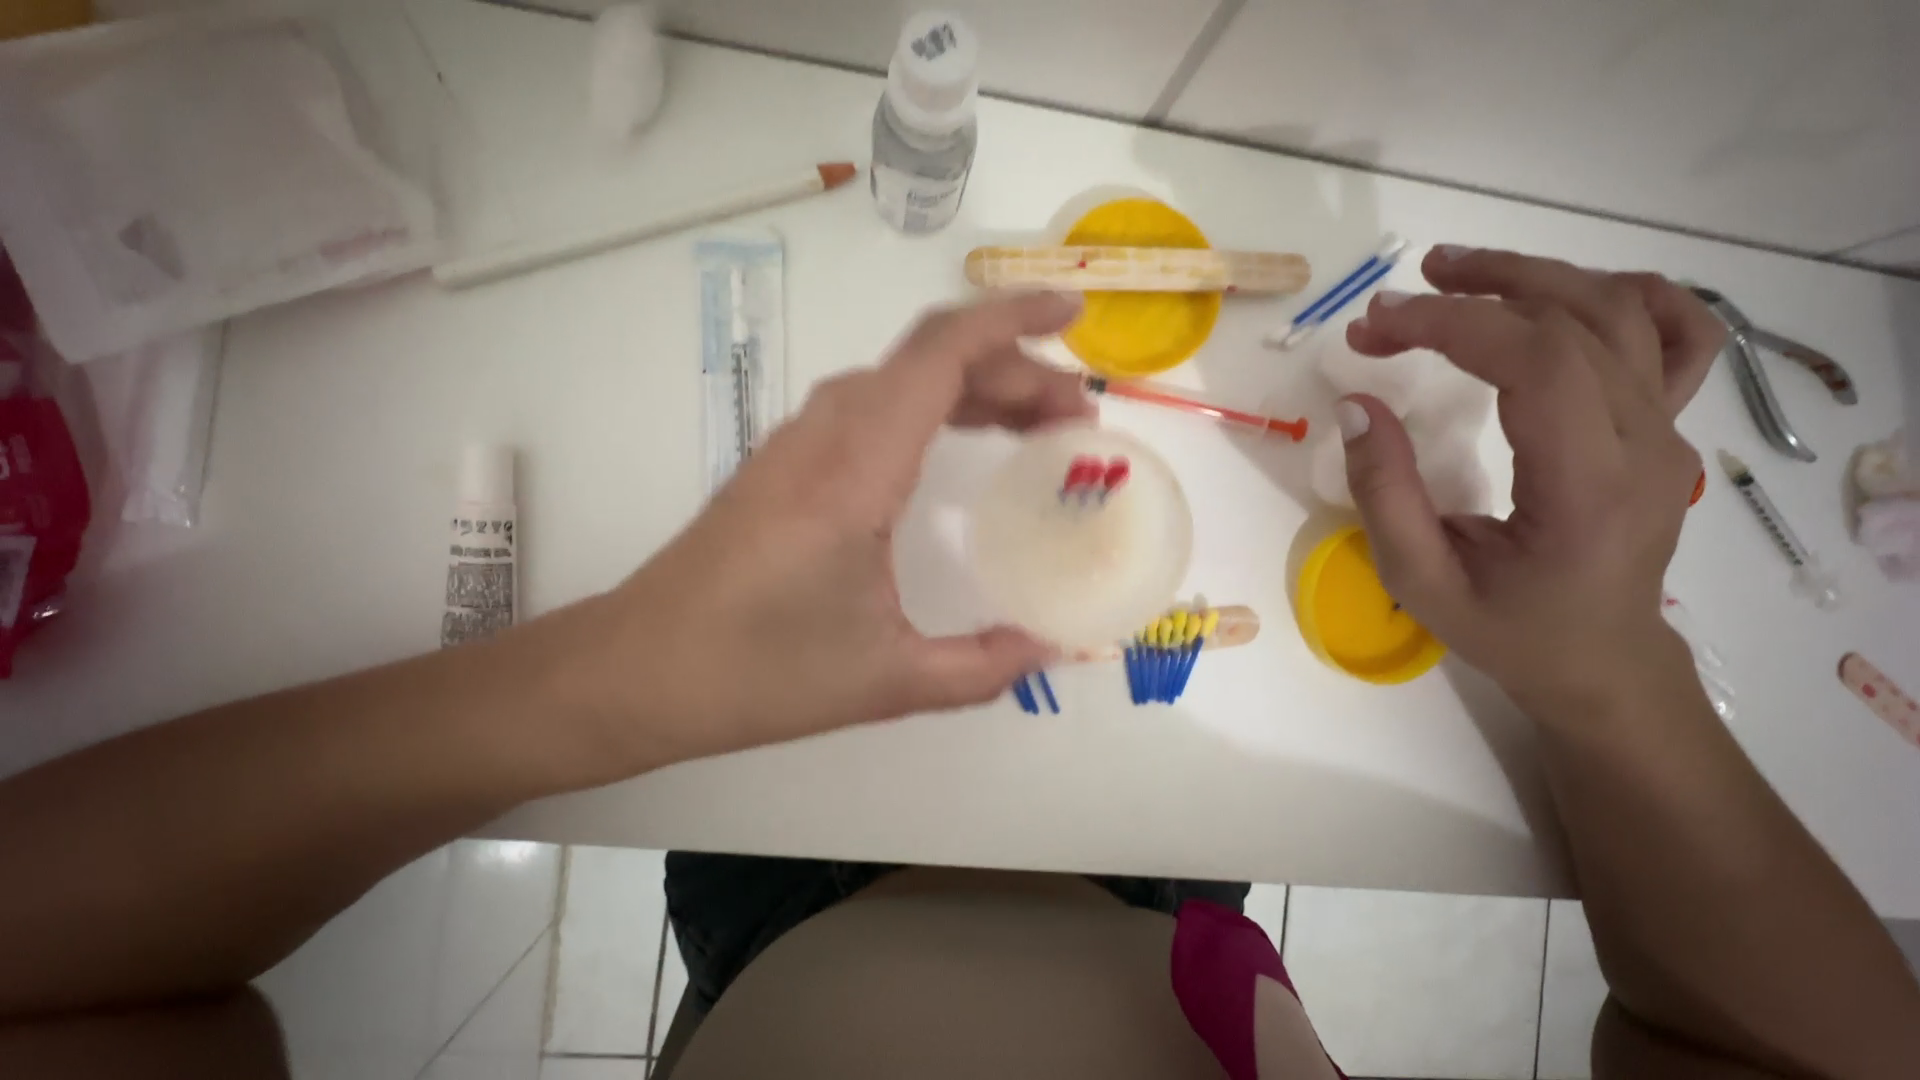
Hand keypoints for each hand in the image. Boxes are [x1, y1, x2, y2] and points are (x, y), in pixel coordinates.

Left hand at [551, 293, 1089, 777]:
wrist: (638, 669)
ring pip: (900, 378)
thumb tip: (1055, 649)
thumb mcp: (887, 681)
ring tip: (1034, 429)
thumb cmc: (757, 672)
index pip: (942, 354)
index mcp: (855, 471)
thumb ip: (983, 667)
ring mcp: (798, 442)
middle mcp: (825, 435)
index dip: (1014, 317)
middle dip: (1015, 369)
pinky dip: (932, 407)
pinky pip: (872, 406)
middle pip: (931, 360)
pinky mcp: (784, 461)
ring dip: (974, 386)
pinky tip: (956, 449)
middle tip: (1076, 419)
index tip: (1075, 310)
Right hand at [1338, 247, 1724, 713]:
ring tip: (1454, 272)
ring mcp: (1670, 432)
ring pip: (1622, 312)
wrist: (1600, 662)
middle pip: (1577, 321)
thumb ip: (1384, 492)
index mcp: (1589, 489)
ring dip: (1534, 277)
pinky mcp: (1668, 428)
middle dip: (1474, 295)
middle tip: (1392, 304)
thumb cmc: (1507, 629)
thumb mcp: (1420, 580)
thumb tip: (1357, 405)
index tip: (1376, 327)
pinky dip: (1624, 295)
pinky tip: (1565, 291)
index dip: (1451, 325)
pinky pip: (1677, 336)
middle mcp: (1647, 446)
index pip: (1536, 362)